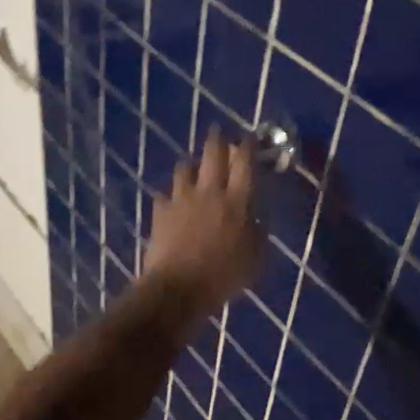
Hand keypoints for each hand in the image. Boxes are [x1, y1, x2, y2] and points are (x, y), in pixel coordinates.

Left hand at [143, 128, 262, 319]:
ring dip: (190, 164)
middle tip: (218, 131)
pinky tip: (171, 201)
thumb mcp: (256, 258)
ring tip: (192, 165)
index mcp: (237, 201)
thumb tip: (258, 217)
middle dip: (216, 140)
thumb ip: (259, 232)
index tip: (247, 136)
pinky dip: (170, 196)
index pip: (244, 163)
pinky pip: (165, 195)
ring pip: (184, 168)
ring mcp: (181, 199)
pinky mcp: (161, 212)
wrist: (178, 288)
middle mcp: (209, 191)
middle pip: (212, 155)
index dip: (247, 146)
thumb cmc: (224, 276)